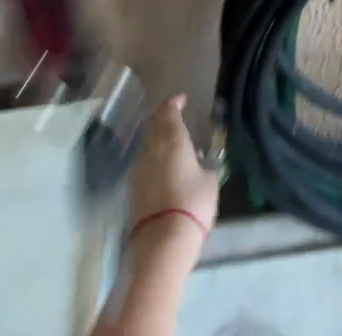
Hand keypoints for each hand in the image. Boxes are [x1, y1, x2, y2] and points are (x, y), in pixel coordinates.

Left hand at [128, 94, 218, 244]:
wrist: (162, 241)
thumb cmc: (193, 204)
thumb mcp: (210, 181)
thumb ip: (204, 165)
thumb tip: (198, 161)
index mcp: (172, 140)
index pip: (168, 111)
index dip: (174, 102)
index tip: (181, 99)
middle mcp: (151, 150)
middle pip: (154, 126)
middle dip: (164, 120)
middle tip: (176, 119)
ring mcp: (138, 170)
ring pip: (147, 147)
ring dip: (158, 141)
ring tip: (174, 147)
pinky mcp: (132, 190)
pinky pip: (144, 166)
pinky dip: (154, 161)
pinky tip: (164, 170)